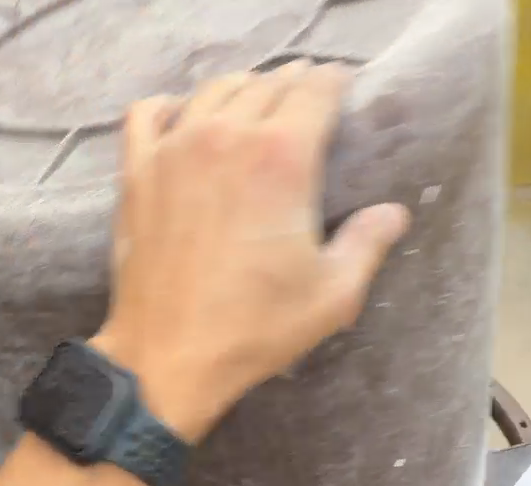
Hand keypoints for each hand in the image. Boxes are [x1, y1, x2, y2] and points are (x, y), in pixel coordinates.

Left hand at [91, 61, 411, 441]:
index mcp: (283, 157)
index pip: (317, 88)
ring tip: (253, 113)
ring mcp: (174, 149)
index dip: (336, 86)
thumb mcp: (331, 297)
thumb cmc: (254, 330)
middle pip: (268, 84)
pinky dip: (172, 107)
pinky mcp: (137, 173)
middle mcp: (227, 135)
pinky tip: (185, 125)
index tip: (342, 97)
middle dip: (293, 88)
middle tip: (304, 111)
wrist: (170, 357)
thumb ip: (367, 245)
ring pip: (214, 90)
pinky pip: (148, 112)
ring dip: (242, 92)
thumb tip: (393, 213)